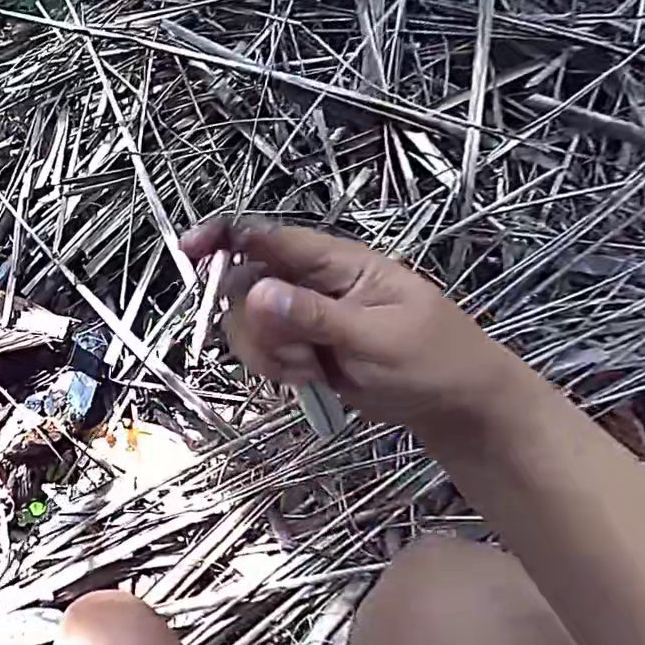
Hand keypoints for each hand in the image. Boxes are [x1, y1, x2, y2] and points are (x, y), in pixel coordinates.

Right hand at [181, 218, 527, 432]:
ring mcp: (299, 315)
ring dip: (266, 352)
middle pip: (244, 286)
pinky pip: (258, 349)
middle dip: (256, 325)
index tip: (188, 250)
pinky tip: (306, 379)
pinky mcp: (295, 345)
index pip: (270, 238)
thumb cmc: (436, 361)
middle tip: (295, 355)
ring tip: (310, 370)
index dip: (224, 238)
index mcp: (336, 262)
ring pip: (245, 322)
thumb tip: (256, 294)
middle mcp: (310, 282)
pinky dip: (272, 367)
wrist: (455, 406)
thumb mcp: (379, 338)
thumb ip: (315, 316)